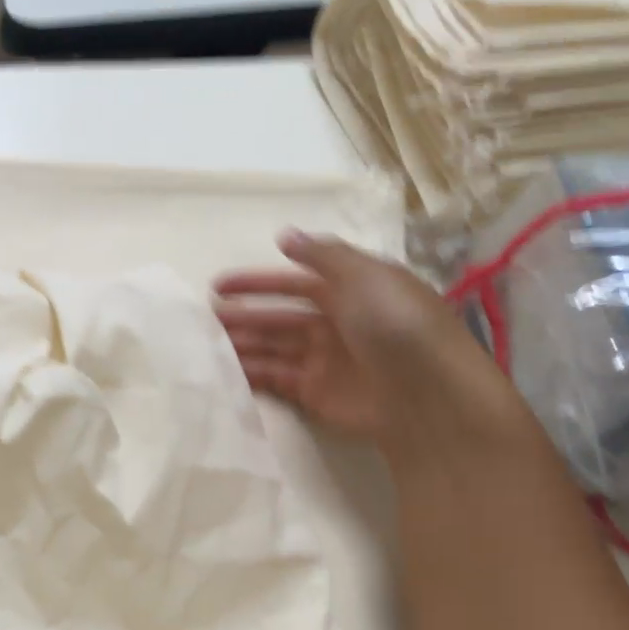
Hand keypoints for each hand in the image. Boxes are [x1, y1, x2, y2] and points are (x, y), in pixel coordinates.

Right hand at [214, 229, 508, 447]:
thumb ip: (323, 256)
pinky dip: (248, 374)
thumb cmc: (396, 326)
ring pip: (272, 348)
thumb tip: (285, 236)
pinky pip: (273, 378)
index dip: (259, 283)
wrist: (424, 394)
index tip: (218, 286)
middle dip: (243, 316)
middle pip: (280, 318)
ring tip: (206, 345)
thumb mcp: (365, 278)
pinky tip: (223, 370)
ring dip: (241, 344)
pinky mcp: (313, 392)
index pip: (297, 284)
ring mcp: (324, 361)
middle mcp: (338, 325)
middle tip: (205, 320)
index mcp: (354, 294)